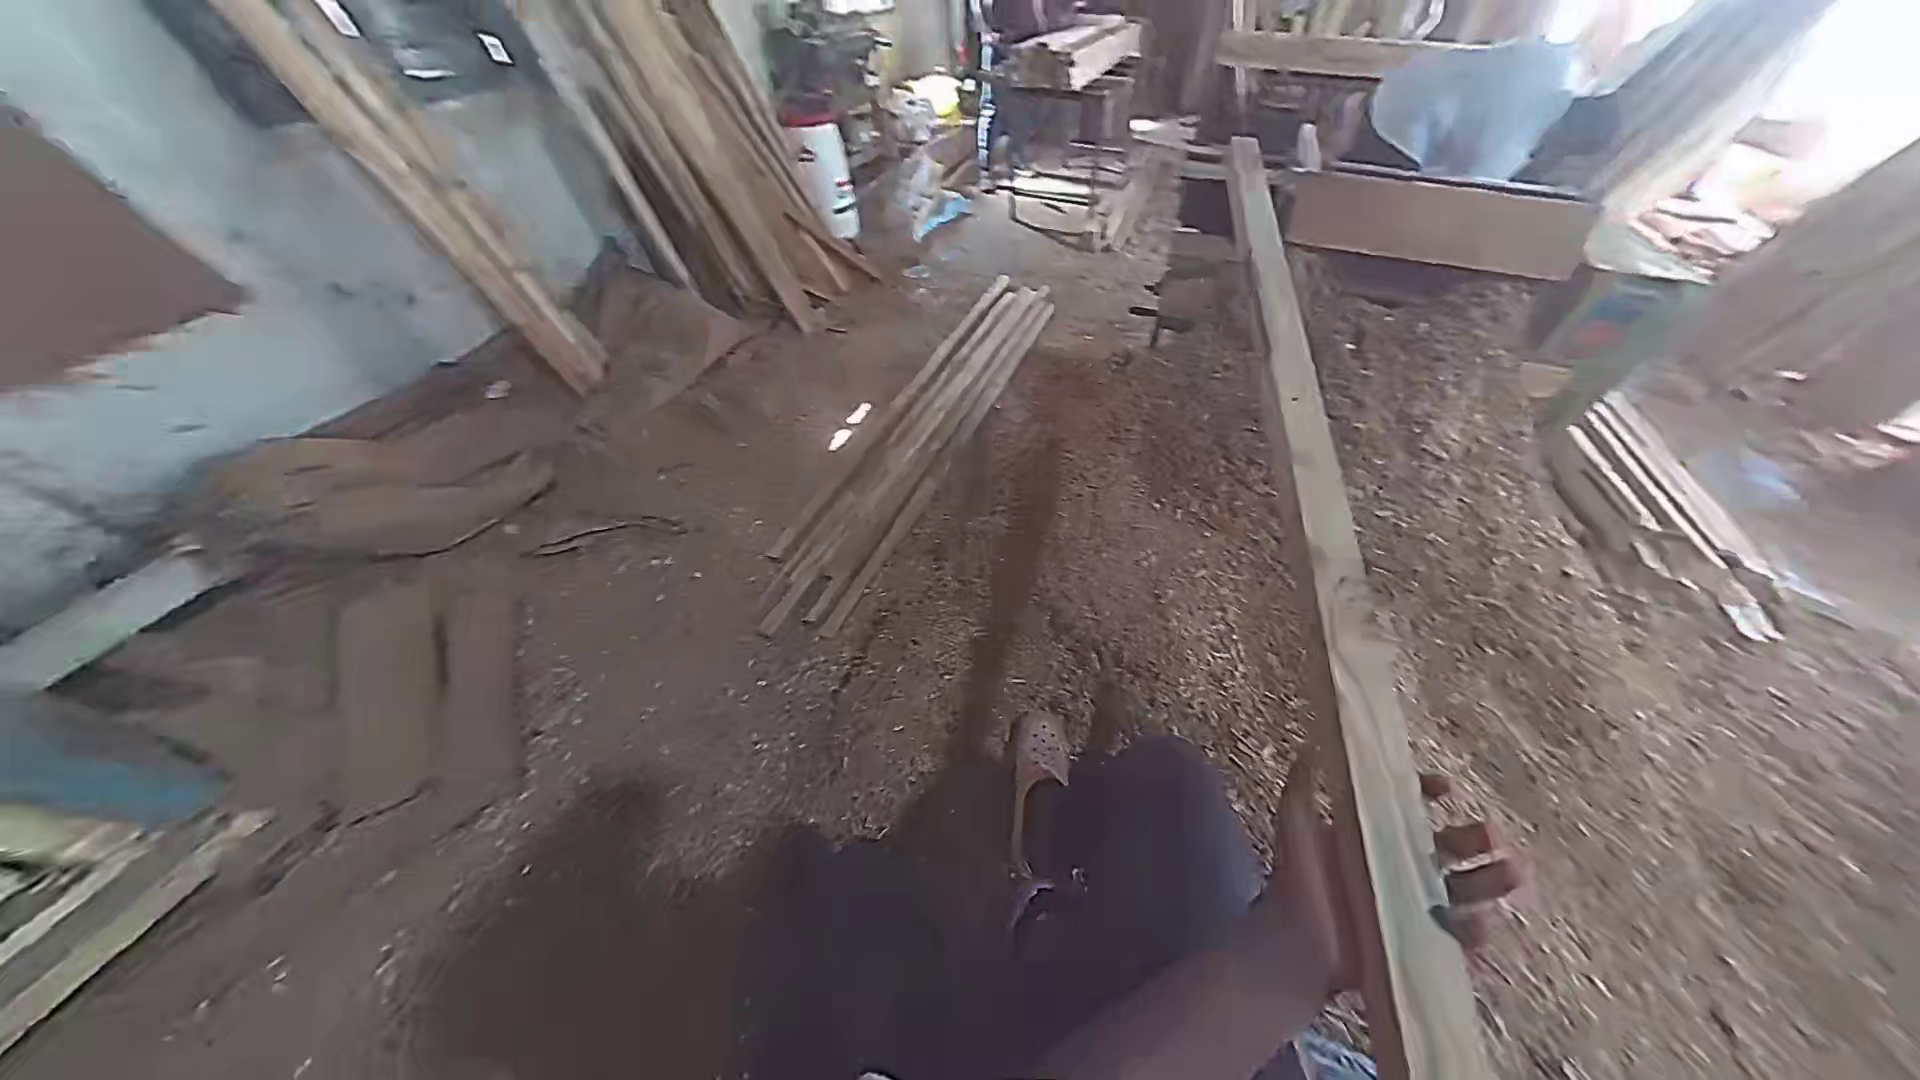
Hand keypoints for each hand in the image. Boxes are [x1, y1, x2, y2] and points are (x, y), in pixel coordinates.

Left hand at [1261, 749, 1521, 994]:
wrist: (1294, 939)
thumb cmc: (1294, 877)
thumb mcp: (1295, 821)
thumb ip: (1304, 783)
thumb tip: (1313, 742)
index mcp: (1372, 834)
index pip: (1408, 809)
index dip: (1427, 794)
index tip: (1444, 785)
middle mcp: (1398, 866)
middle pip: (1449, 849)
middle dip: (1476, 840)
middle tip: (1493, 835)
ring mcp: (1415, 905)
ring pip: (1466, 891)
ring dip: (1492, 882)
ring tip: (1512, 873)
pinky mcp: (1424, 941)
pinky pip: (1462, 939)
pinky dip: (1475, 934)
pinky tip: (1477, 926)